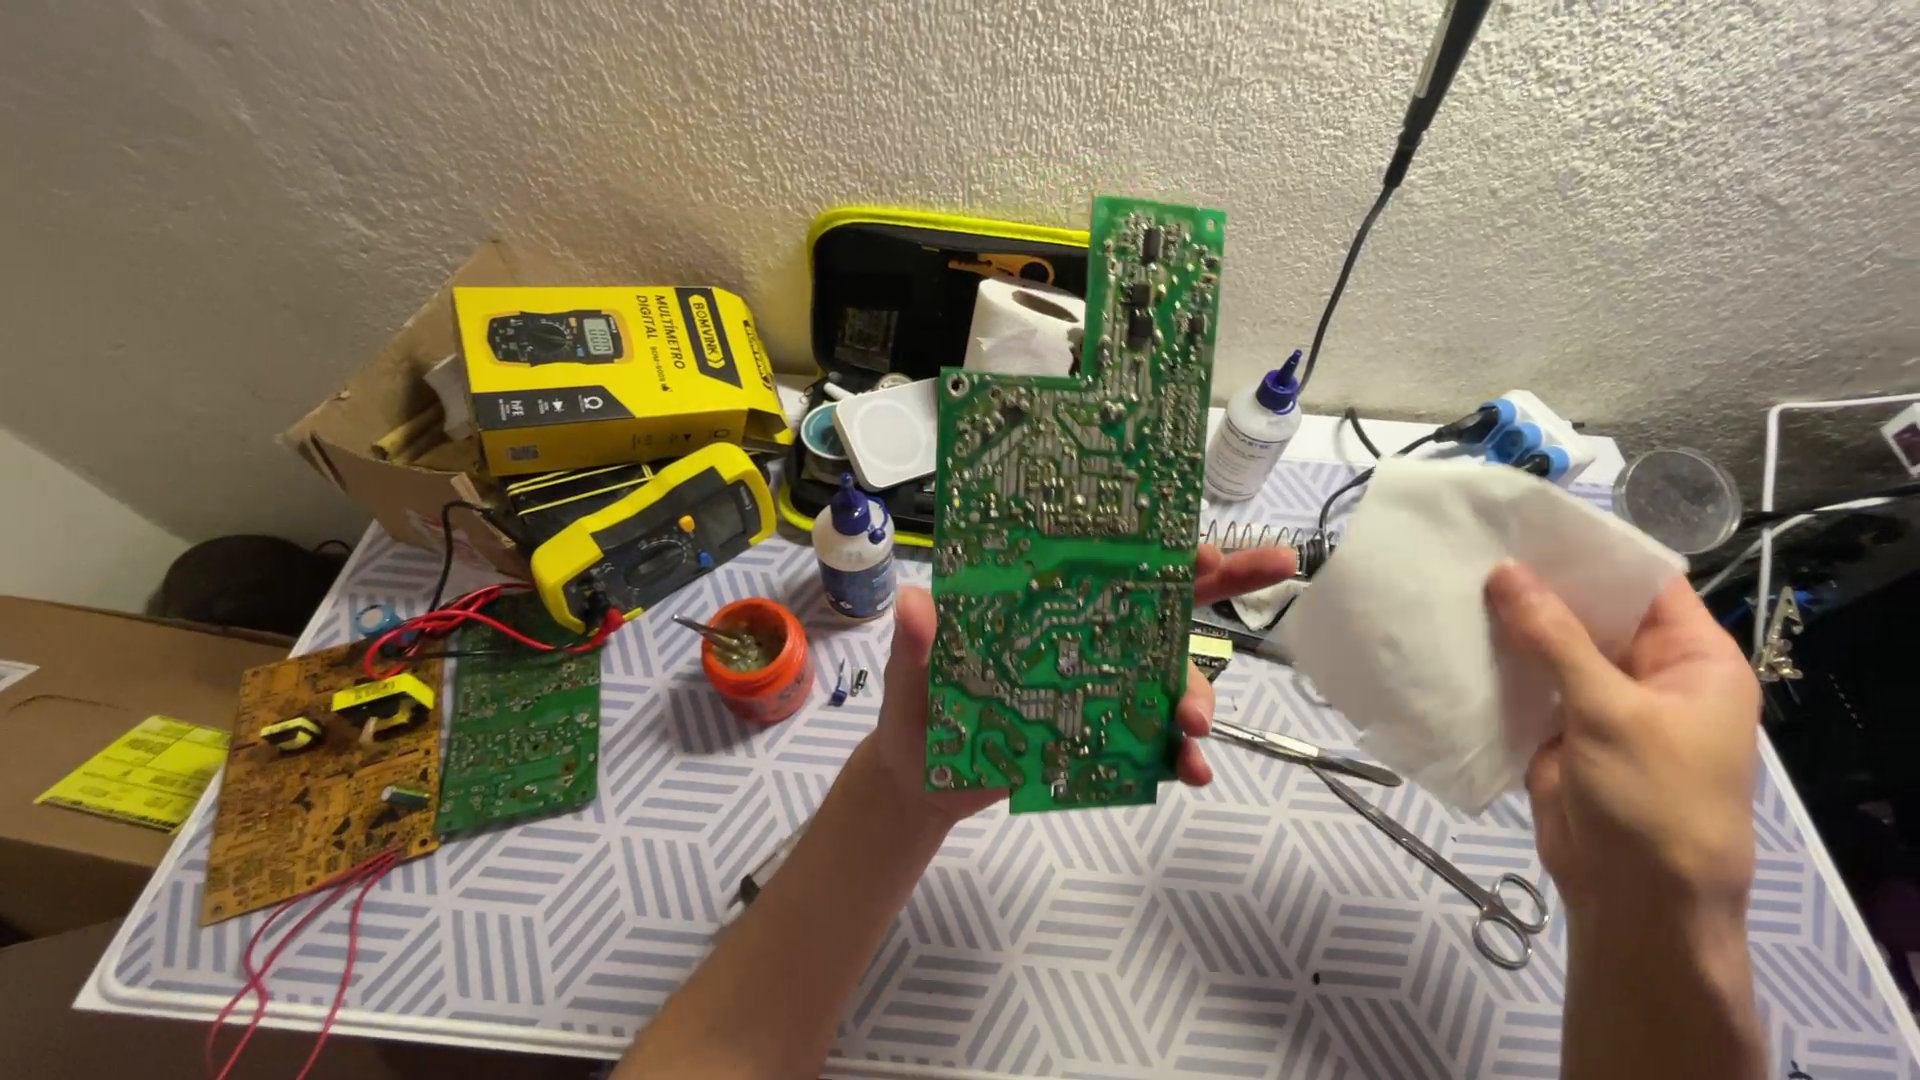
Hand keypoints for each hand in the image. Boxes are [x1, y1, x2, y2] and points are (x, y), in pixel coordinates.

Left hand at [871, 544, 1297, 821]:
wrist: (925, 783)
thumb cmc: (920, 714)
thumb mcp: (913, 676)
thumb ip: (917, 645)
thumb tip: (915, 603)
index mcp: (1042, 608)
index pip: (1105, 566)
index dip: (1156, 547)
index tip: (1200, 538)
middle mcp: (1083, 639)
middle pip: (1160, 607)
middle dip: (1225, 582)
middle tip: (1276, 568)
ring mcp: (1100, 689)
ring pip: (1168, 678)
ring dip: (1197, 691)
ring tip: (1192, 724)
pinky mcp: (1103, 739)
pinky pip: (1156, 741)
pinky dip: (1181, 754)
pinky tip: (1191, 770)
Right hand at [1485, 563, 1759, 918]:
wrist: (1634, 894)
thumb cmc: (1655, 798)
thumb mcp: (1612, 712)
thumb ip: (1555, 640)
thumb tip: (1503, 572)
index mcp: (1691, 660)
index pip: (1644, 586)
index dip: (1591, 553)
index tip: (1527, 523)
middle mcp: (1645, 672)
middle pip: (1588, 613)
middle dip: (1535, 584)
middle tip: (1473, 546)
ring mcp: (1596, 700)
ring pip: (1548, 645)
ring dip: (1506, 621)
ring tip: (1451, 581)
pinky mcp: (1555, 726)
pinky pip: (1522, 681)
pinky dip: (1491, 661)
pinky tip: (1450, 634)